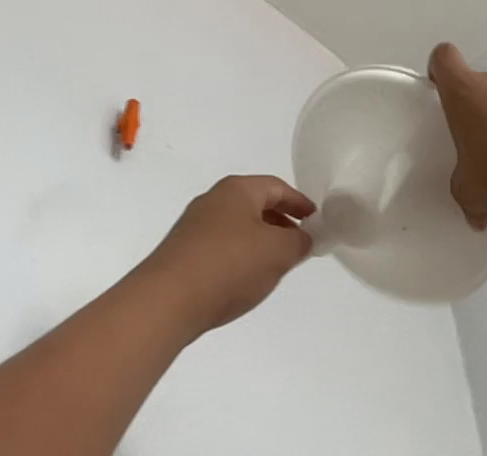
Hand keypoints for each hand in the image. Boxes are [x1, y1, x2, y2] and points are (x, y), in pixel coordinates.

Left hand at [132, 176, 316, 334]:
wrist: (169, 298)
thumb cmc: (230, 265)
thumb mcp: (278, 252)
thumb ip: (299, 241)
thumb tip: (302, 237)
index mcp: (237, 189)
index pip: (276, 187)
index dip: (300, 203)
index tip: (318, 221)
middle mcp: (213, 200)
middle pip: (255, 205)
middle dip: (280, 223)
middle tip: (300, 244)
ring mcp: (194, 225)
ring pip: (238, 227)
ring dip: (260, 241)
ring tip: (276, 266)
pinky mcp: (183, 251)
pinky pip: (221, 246)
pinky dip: (240, 256)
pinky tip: (245, 279)